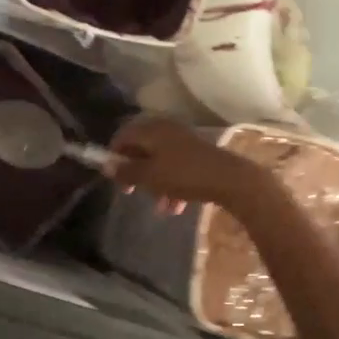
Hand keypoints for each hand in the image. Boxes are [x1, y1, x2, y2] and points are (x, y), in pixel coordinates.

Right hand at [106, 117, 256, 208]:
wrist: (232, 179)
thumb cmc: (185, 175)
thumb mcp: (150, 176)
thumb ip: (126, 171)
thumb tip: (106, 166)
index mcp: (151, 130)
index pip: (123, 135)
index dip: (114, 154)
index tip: (113, 175)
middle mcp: (166, 131)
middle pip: (142, 149)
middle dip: (136, 172)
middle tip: (130, 191)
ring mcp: (184, 142)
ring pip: (160, 162)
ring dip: (155, 184)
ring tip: (159, 208)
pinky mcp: (198, 155)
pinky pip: (177, 168)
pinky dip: (172, 185)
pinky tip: (176, 207)